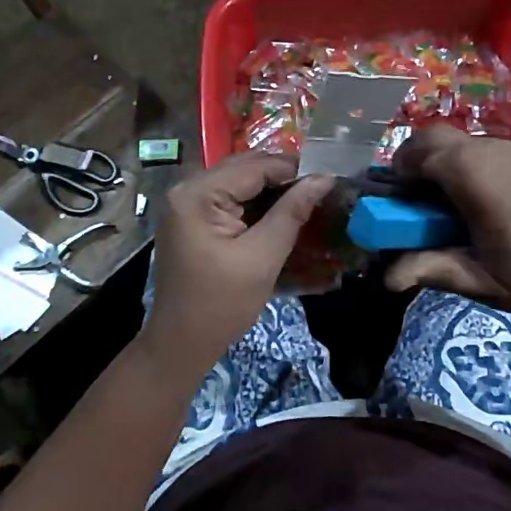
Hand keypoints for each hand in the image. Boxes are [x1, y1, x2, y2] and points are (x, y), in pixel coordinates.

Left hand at [142, 152, 334, 367]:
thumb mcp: (263, 256)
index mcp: (198, 194)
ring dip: (271, 189)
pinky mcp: (191, 219)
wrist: (182, 343)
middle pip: (244, 169)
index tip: (329, 178)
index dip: (293, 170)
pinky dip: (254, 203)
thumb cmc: (222, 303)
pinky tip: (281, 211)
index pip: (254, 167)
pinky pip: (228, 199)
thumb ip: (292, 212)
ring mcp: (186, 204)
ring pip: (238, 182)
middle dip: (283, 176)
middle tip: (321, 187)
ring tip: (307, 197)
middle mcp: (187, 190)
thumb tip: (324, 179)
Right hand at [385, 126, 510, 319]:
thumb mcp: (483, 282)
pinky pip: (491, 150)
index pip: (420, 152)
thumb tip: (386, 278)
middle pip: (439, 137)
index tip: (393, 201)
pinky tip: (487, 203)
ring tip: (451, 206)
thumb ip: (431, 270)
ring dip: (446, 163)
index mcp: (477, 177)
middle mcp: (496, 151)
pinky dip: (473, 165)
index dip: (399, 172)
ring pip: (466, 141)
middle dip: (417, 161)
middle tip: (415, 201)